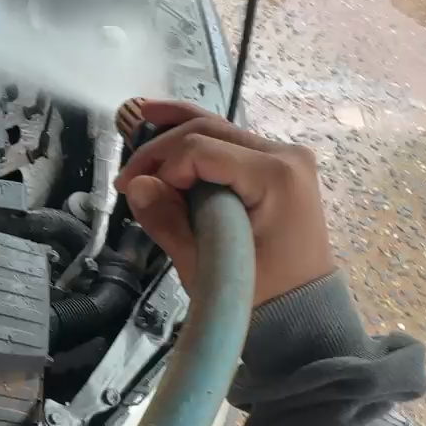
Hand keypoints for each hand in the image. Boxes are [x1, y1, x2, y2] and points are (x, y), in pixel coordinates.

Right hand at [114, 100, 333, 307]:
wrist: (299, 308)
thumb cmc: (254, 291)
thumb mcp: (203, 264)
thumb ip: (167, 222)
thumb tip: (136, 186)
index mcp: (274, 177)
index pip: (200, 150)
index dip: (161, 167)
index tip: (136, 194)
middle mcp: (284, 155)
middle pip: (207, 129)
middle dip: (160, 147)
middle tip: (127, 177)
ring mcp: (283, 157)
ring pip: (217, 128)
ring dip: (174, 130)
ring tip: (139, 117)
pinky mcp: (274, 166)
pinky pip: (227, 142)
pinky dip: (193, 137)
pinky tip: (164, 121)